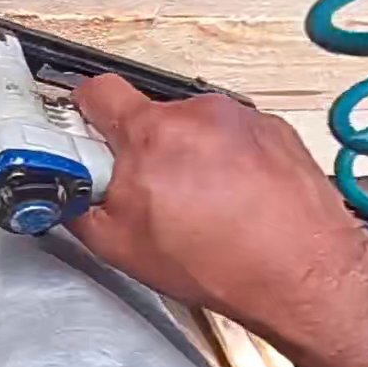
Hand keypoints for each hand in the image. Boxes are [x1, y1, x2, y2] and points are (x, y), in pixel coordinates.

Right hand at [69, 74, 367, 342]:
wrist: (303, 277)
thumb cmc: (217, 262)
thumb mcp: (115, 243)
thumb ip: (77, 205)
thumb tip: (64, 191)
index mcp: (151, 133)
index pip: (97, 89)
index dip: (82, 108)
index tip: (84, 129)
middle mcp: (197, 114)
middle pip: (144, 113)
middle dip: (134, 145)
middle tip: (141, 186)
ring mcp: (240, 119)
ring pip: (186, 125)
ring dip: (179, 151)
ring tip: (192, 197)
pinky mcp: (273, 130)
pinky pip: (226, 134)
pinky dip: (218, 157)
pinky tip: (226, 196)